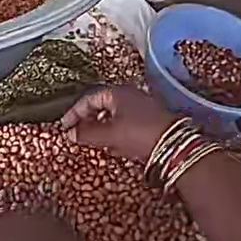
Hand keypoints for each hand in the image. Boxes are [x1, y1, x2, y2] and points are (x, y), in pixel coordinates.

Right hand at [59, 86, 178, 163]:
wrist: (175, 145)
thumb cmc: (139, 134)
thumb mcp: (109, 135)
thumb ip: (87, 133)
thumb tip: (70, 134)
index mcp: (117, 93)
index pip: (89, 99)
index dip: (74, 112)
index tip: (65, 126)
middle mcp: (129, 96)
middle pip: (101, 105)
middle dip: (88, 120)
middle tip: (78, 133)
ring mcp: (141, 107)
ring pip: (114, 115)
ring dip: (102, 127)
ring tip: (95, 141)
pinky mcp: (149, 120)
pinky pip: (125, 123)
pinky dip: (115, 132)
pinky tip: (115, 146)